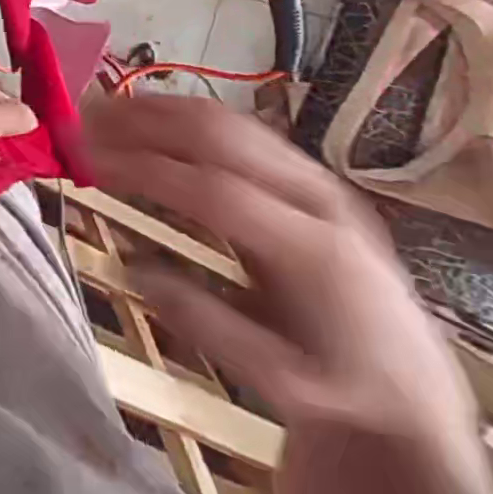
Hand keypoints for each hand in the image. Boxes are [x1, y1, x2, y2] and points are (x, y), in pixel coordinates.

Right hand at [83, 95, 492, 493]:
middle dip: (143, 123)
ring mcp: (314, 177)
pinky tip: (151, 117)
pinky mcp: (307, 172)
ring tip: (104, 109)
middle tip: (83, 121)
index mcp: (311, 249)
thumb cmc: (339, 384)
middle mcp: (316, 196)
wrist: (409, 376)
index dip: (145, 169)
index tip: (88, 159)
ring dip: (160, 110)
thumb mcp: (276, 378)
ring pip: (228, 122)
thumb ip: (206, 322)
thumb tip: (135, 270)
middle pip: (219, 138)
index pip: (212, 190)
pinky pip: (239, 127)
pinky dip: (186, 115)